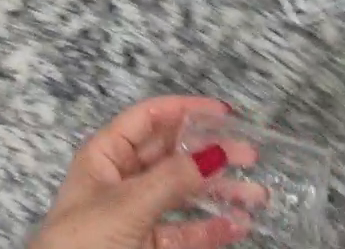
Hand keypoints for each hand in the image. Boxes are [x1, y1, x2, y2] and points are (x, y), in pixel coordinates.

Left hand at [27, 95, 261, 248]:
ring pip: (181, 194)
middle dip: (209, 152)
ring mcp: (134, 214)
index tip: (225, 113)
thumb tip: (215, 151)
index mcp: (105, 153)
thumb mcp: (128, 205)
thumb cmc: (85, 239)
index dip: (185, 110)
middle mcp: (120, 177)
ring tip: (258, 194)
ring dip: (217, 193)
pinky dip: (209, 229)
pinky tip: (240, 226)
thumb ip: (172, 180)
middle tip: (252, 156)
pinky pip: (182, 233)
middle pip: (169, 154)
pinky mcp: (146, 248)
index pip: (148, 118)